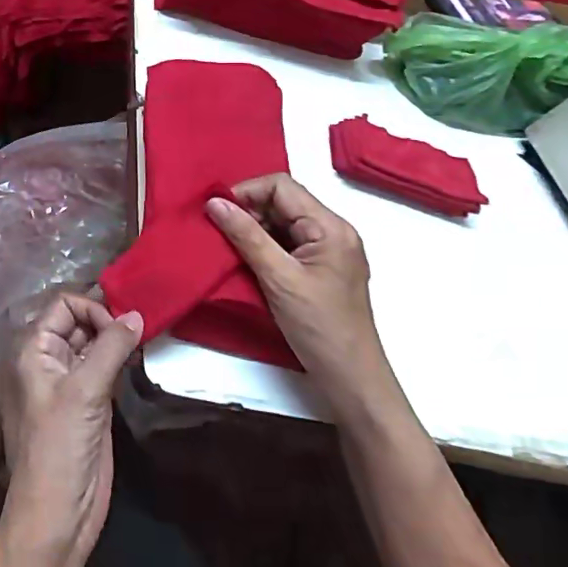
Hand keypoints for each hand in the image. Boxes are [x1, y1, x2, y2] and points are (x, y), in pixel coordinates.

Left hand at [0, 294, 142, 566]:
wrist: (57, 514)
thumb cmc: (59, 447)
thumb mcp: (84, 390)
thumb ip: (111, 346)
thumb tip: (137, 314)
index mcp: (33, 350)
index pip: (64, 305)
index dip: (92, 309)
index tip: (119, 328)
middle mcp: (47, 359)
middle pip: (80, 321)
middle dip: (109, 321)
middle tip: (141, 326)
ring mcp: (67, 381)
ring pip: (94, 344)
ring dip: (118, 339)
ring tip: (144, 339)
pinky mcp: (87, 401)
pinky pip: (103, 366)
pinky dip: (121, 358)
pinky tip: (140, 358)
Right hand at [206, 175, 381, 379]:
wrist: (352, 380)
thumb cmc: (319, 328)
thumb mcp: (278, 279)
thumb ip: (246, 236)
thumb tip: (215, 202)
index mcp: (330, 226)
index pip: (282, 187)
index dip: (247, 192)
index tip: (217, 211)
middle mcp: (334, 230)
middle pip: (284, 202)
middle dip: (249, 211)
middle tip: (218, 231)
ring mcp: (330, 250)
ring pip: (284, 222)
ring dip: (255, 229)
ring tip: (228, 246)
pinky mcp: (323, 268)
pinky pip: (289, 242)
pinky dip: (266, 246)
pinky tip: (246, 259)